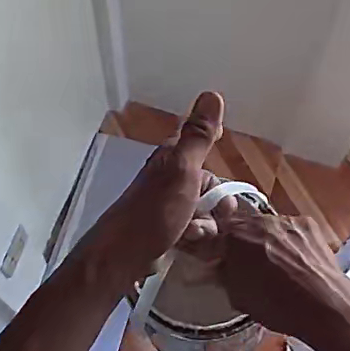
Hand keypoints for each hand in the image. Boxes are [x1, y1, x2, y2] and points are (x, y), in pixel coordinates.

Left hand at [74, 92, 223, 290]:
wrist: (124, 256)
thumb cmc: (154, 212)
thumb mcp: (182, 169)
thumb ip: (199, 136)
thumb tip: (212, 94)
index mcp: (172, 161)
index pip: (207, 165)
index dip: (219, 184)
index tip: (225, 202)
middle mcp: (169, 182)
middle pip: (209, 193)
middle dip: (215, 210)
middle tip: (209, 223)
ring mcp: (166, 210)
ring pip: (203, 216)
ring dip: (205, 229)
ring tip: (191, 238)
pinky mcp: (165, 234)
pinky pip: (192, 235)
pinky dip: (194, 243)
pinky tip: (186, 248)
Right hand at [188, 209, 349, 350]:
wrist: (324, 305)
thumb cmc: (276, 306)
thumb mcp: (238, 297)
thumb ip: (224, 275)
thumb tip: (217, 267)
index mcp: (235, 237)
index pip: (213, 232)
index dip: (213, 245)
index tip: (214, 256)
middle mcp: (259, 221)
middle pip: (240, 224)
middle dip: (239, 240)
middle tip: (243, 260)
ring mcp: (286, 220)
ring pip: (266, 225)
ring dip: (264, 238)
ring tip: (273, 262)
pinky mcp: (308, 224)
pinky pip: (289, 228)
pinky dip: (287, 240)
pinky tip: (294, 259)